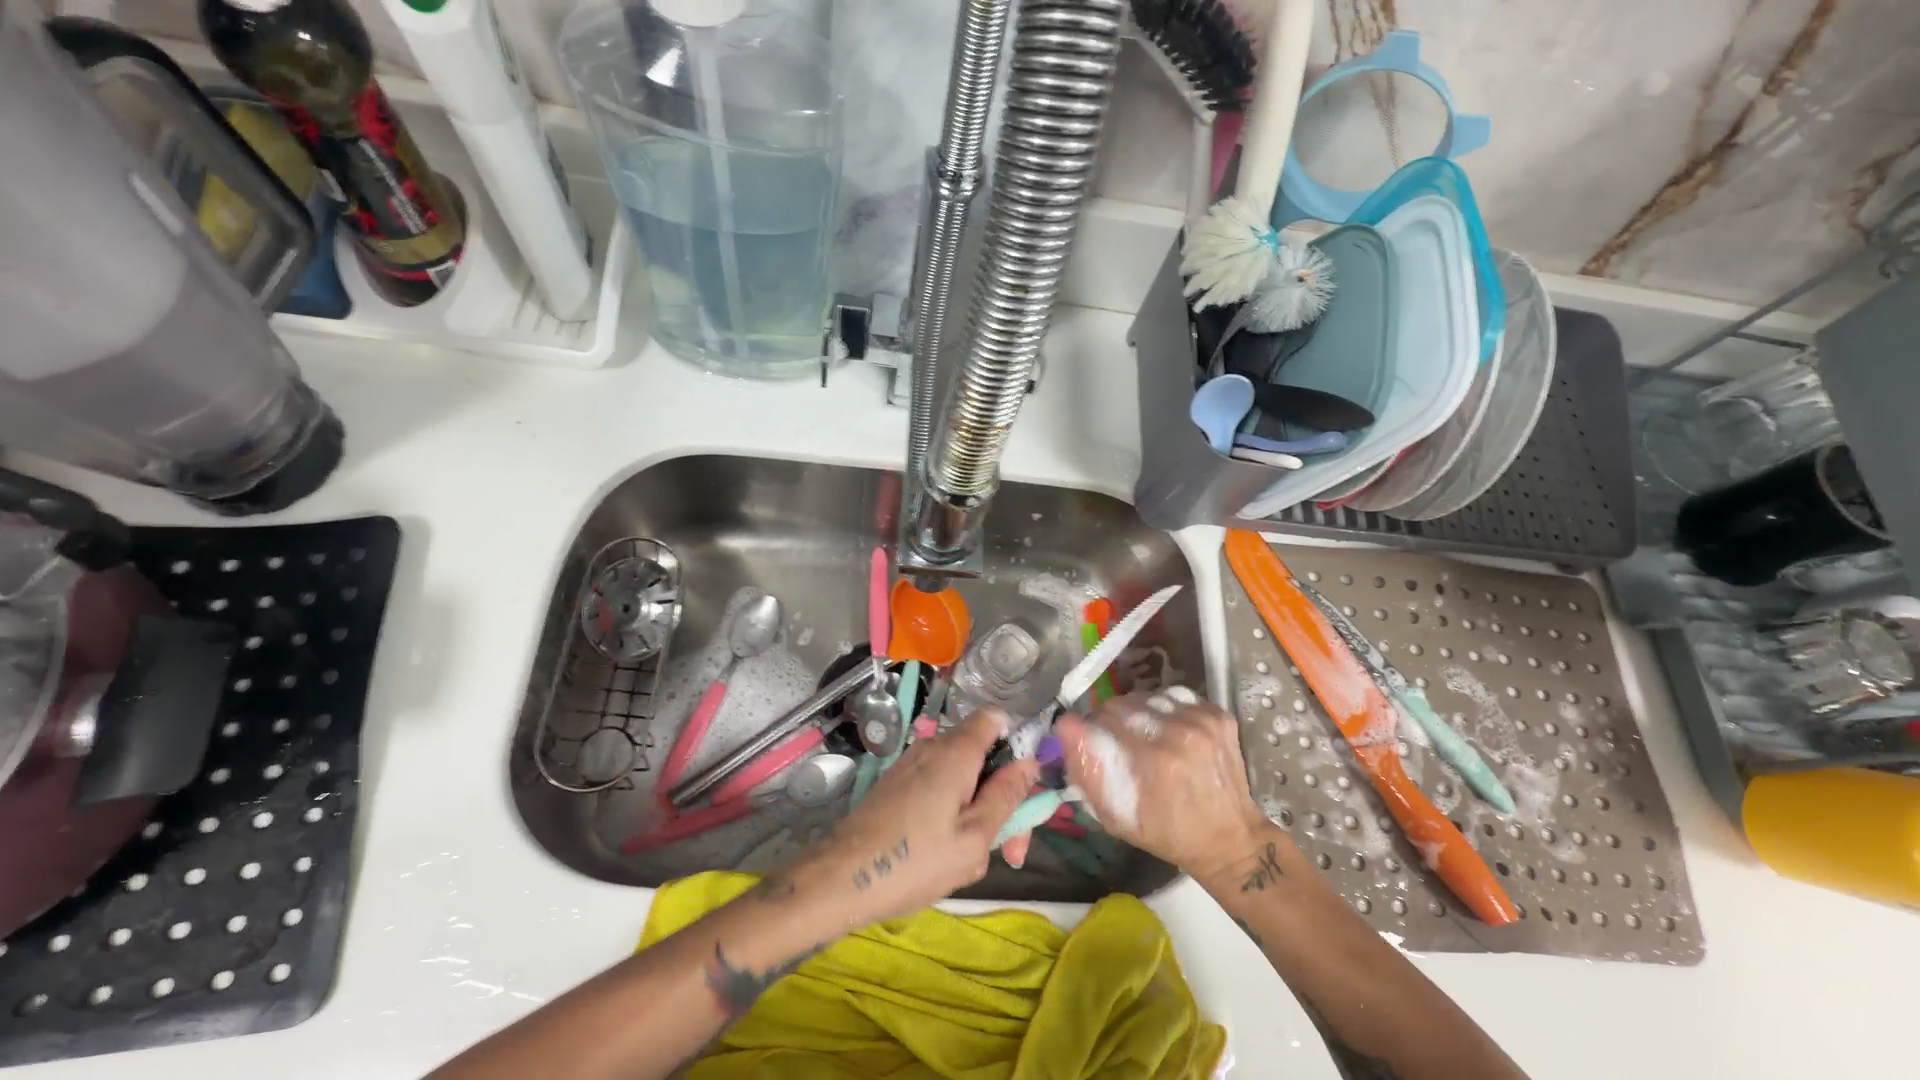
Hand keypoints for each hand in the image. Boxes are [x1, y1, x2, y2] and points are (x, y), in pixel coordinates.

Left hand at [796, 708, 1037, 925]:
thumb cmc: (915, 861)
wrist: (841, 879)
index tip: (1025, 789)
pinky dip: (951, 814)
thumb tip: (1030, 762)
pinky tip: (945, 853)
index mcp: (955, 753)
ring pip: (961, 778)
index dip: (1018, 747)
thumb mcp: (975, 837)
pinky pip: (938, 789)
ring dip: (977, 811)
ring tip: (973, 860)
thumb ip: (1006, 796)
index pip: (995, 720)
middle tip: (1010, 850)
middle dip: (1003, 796)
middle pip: (982, 756)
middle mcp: (932, 749)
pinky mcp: (896, 787)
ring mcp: (911, 767)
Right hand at [1056, 688, 1271, 879]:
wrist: (1229, 838)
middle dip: (1110, 720)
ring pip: (1146, 696)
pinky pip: (1173, 697)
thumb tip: (1065, 727)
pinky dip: (1164, 710)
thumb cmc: (1166, 834)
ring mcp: (1202, 720)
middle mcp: (1178, 734)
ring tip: (1144, 738)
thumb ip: (1086, 771)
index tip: (1091, 743)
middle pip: (1120, 703)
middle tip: (1116, 742)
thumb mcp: (1116, 817)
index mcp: (1152, 762)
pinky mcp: (1217, 714)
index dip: (1088, 730)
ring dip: (1137, 713)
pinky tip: (1168, 732)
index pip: (1099, 720)